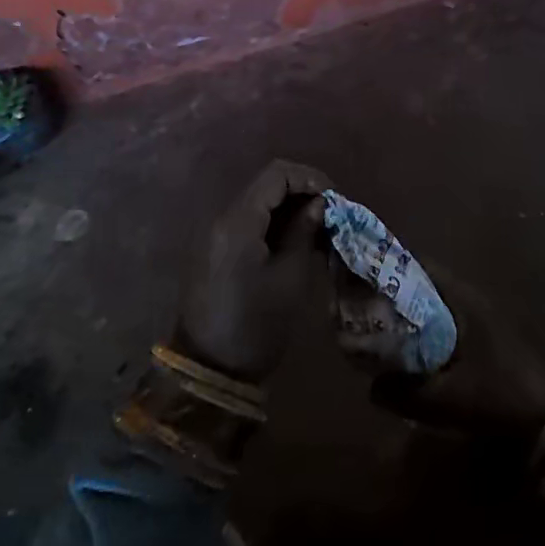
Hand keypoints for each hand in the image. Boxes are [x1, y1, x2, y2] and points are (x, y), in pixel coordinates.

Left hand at [176, 160, 331, 381]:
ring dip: (290, 207)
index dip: (309, 178)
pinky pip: (250, 222)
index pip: (276, 175)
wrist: (209, 370)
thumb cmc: (255, 324)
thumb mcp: (290, 278)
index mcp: (238, 222)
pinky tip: (298, 240)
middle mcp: (222, 219)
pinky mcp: (217, 251)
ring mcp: (216, 235)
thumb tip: (318, 205)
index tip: (335, 199)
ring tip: (320, 226)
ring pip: (259, 202)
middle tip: (332, 212)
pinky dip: (275, 223)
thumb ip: (304, 232)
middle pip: (266, 185)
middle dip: (302, 191)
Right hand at [363, 271, 544, 442]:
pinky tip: (407, 347)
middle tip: (359, 303)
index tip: (359, 272)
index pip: (419, 263)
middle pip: (421, 279)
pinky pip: (443, 316)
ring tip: (375, 324)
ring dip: (407, 308)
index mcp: (460, 297)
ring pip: (432, 299)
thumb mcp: (446, 399)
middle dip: (391, 288)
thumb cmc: (497, 393)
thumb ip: (405, 393)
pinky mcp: (481, 330)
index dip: (388, 264)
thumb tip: (371, 387)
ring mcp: (477, 311)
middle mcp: (467, 295)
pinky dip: (422, 324)